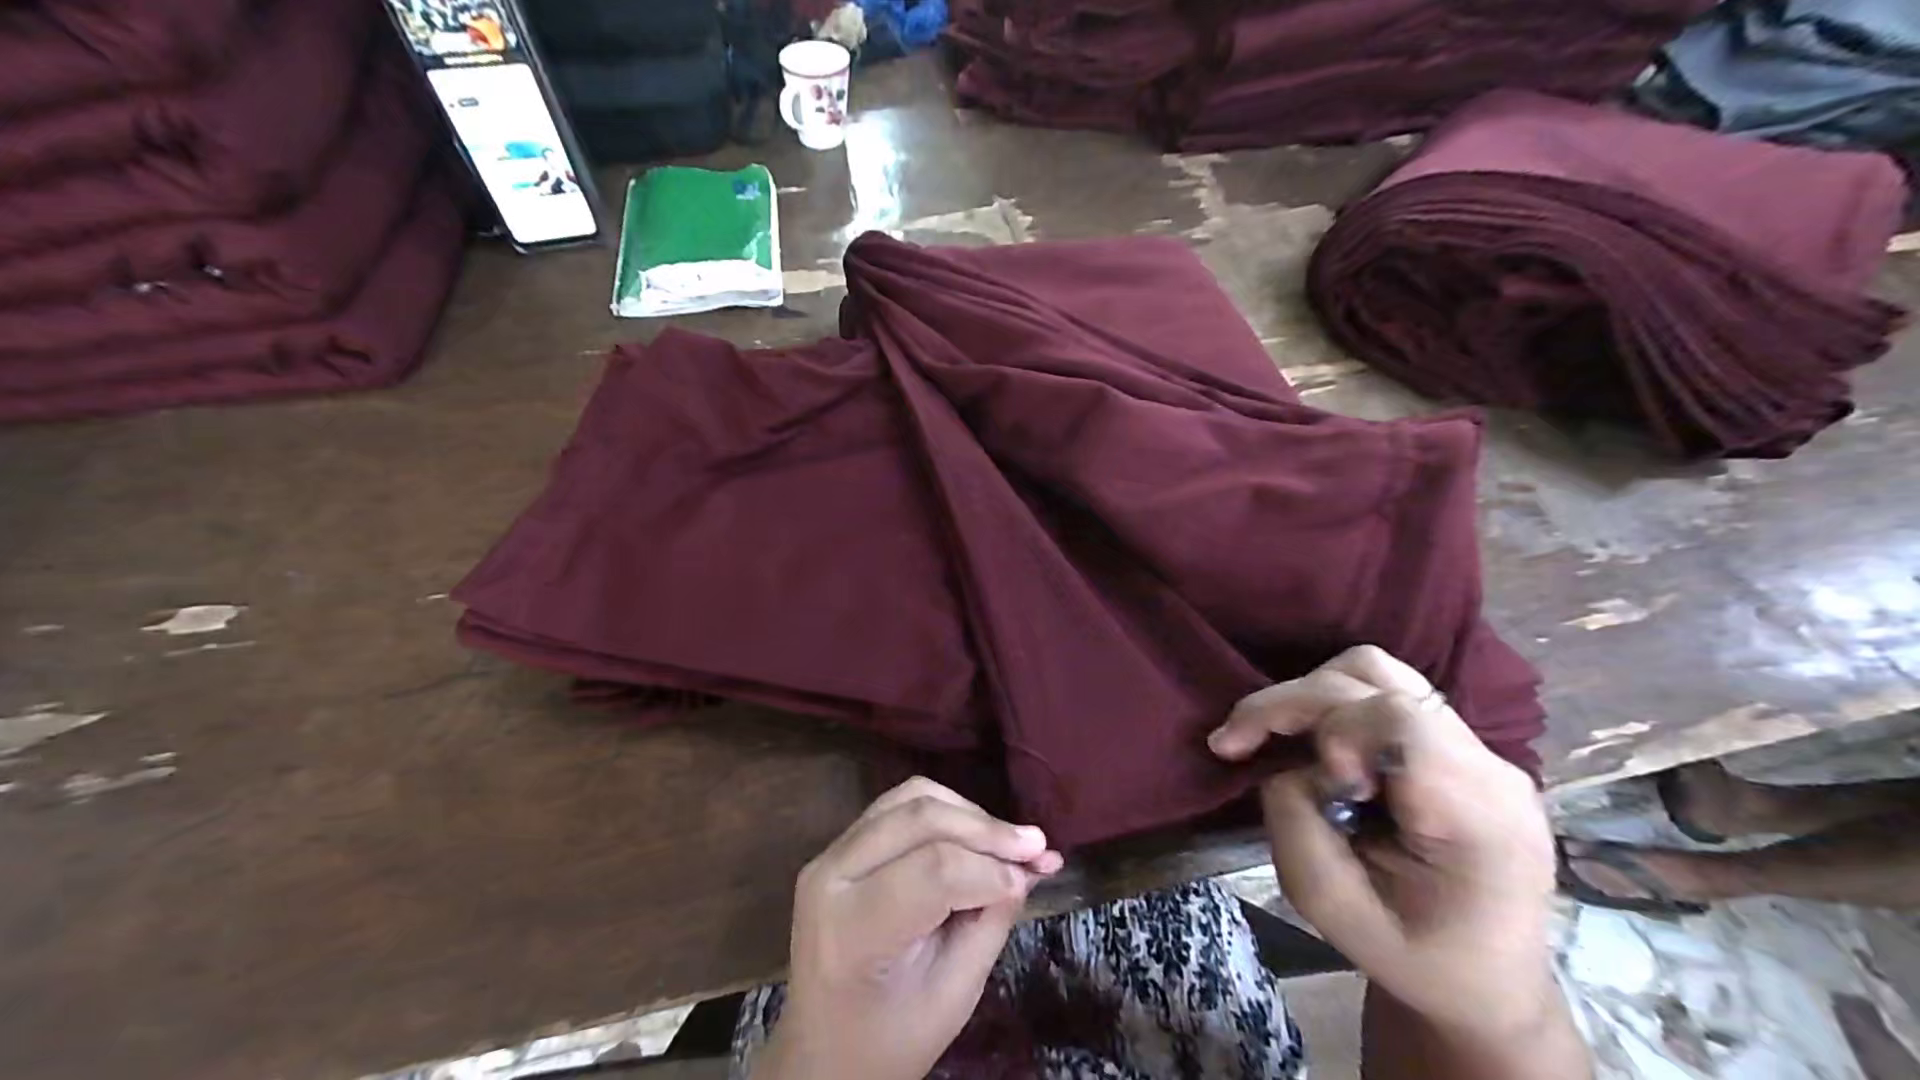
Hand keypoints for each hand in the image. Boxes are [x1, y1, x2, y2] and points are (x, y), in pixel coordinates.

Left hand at [756, 778, 1064, 1079]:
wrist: (821, 1047)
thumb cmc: (888, 1039)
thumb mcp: (952, 996)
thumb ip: (990, 922)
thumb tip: (1028, 867)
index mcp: (853, 929)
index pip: (933, 871)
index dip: (991, 869)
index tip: (1036, 876)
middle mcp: (832, 875)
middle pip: (920, 818)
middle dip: (987, 828)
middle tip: (1037, 846)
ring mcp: (831, 852)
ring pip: (911, 797)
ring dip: (968, 813)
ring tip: (1008, 843)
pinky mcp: (840, 844)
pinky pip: (899, 804)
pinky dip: (946, 810)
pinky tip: (975, 836)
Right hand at [1208, 645, 1557, 1038]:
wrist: (1486, 984)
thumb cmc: (1413, 958)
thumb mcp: (1330, 906)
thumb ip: (1293, 818)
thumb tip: (1285, 763)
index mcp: (1478, 814)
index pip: (1400, 716)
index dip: (1337, 728)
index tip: (1322, 782)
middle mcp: (1488, 766)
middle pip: (1375, 678)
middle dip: (1293, 701)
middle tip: (1241, 743)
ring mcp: (1479, 750)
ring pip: (1376, 670)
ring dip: (1312, 696)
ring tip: (1283, 739)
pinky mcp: (1457, 746)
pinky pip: (1384, 693)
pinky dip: (1332, 705)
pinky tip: (1317, 745)